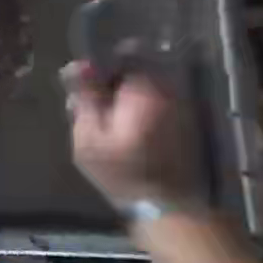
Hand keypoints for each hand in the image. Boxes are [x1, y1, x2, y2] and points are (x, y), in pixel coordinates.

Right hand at [62, 63, 200, 209]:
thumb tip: (80, 63)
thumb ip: (86, 95)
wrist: (164, 206)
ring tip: (99, 120)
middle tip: (85, 105)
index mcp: (146, 92)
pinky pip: (154, 104)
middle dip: (108, 82)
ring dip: (120, 97)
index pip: (128, 56)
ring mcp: (180, 111)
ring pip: (144, 89)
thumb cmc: (119, 169)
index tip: (83, 78)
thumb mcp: (88, 132)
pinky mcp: (183, 126)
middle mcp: (169, 95)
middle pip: (136, 71)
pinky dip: (134, 110)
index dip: (102, 62)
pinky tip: (118, 130)